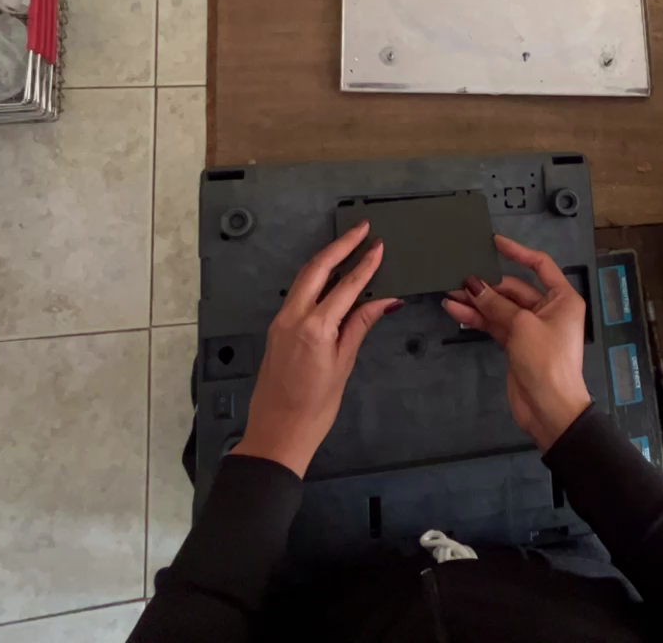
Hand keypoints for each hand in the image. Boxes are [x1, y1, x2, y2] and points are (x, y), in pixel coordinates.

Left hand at [235, 221, 401, 476]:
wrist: (277, 434)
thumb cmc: (313, 407)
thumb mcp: (344, 364)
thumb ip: (361, 324)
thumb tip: (385, 301)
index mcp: (314, 327)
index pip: (346, 285)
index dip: (365, 264)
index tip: (379, 246)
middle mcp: (293, 317)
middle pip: (318, 268)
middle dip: (341, 245)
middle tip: (362, 228)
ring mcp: (281, 321)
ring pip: (305, 276)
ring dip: (327, 257)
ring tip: (348, 243)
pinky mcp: (277, 328)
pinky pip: (298, 292)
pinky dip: (316, 276)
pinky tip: (331, 274)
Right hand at [442, 234, 592, 450]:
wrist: (550, 409)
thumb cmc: (546, 361)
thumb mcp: (522, 327)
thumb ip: (496, 304)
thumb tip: (473, 284)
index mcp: (562, 298)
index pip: (540, 265)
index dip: (518, 251)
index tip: (495, 242)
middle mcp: (548, 309)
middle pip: (514, 288)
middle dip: (487, 285)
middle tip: (458, 278)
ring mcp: (531, 327)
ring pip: (500, 307)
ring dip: (477, 302)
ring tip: (450, 294)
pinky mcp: (516, 344)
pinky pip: (495, 323)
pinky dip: (477, 318)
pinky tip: (456, 311)